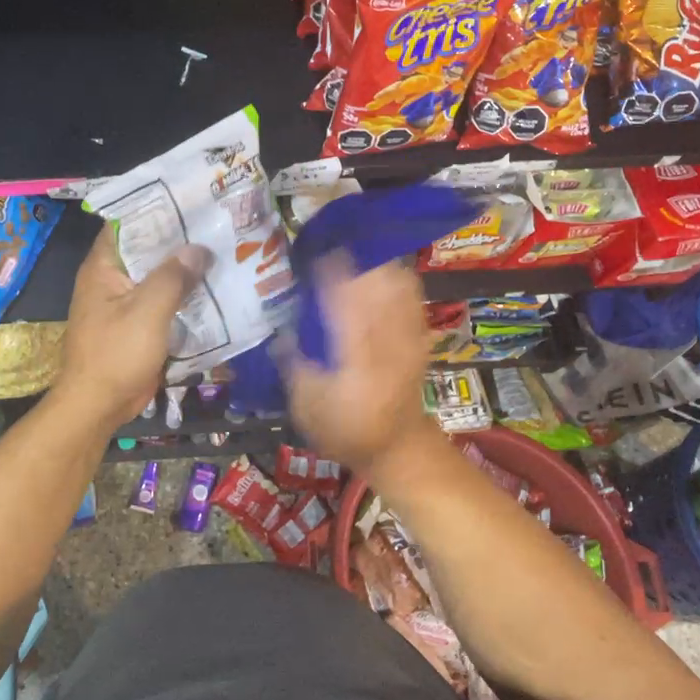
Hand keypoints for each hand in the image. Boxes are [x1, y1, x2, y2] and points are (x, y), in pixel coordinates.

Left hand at [55, 230, 210, 430]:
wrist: (97, 407)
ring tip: (223, 252)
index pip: (128, 224)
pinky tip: (213, 291)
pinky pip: (161, 303)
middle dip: (179, 241)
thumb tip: (198, 249)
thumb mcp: (147, 310)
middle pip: (147, 251)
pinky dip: (183, 297)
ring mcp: (123, 304)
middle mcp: (110, 280)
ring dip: (184, 271)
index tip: (191, 201)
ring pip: (157, 278)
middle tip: (217, 225)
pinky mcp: (136, 326)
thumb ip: (173, 277)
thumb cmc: (116, 353)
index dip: (158, 210)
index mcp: (103, 267)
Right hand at [287, 252, 437, 473]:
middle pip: (380, 293)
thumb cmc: (345, 431)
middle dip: (362, 266)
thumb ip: (295, 368)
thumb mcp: (306, 408)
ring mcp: (409, 343)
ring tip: (360, 256)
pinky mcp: (420, 342)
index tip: (321, 257)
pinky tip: (385, 274)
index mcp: (356, 363)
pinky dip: (400, 283)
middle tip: (339, 249)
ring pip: (400, 293)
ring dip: (381, 270)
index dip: (335, 280)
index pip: (347, 311)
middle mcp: (386, 347)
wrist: (397, 449)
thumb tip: (280, 335)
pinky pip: (414, 302)